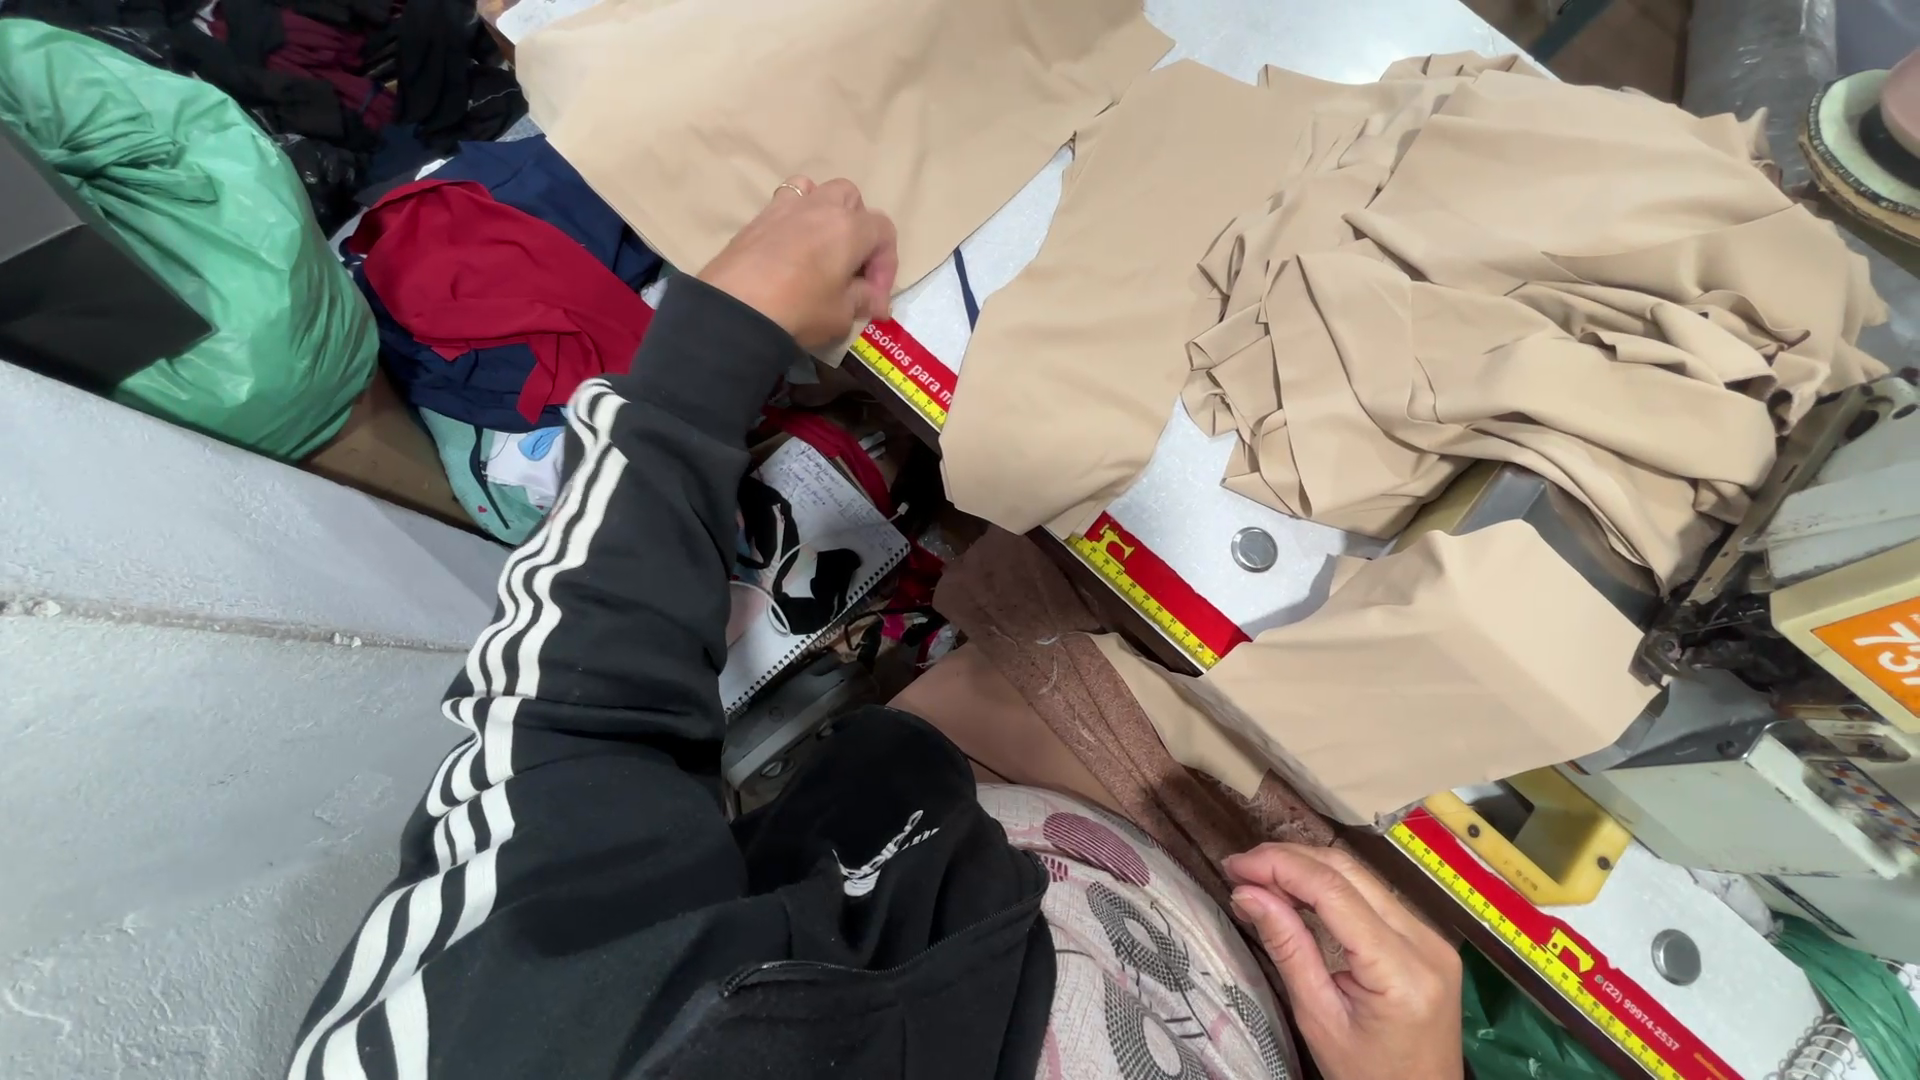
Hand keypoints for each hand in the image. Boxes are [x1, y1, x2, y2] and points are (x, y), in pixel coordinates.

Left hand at [698, 175, 898, 347]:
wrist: (736, 310)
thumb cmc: (800, 310)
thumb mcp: (842, 315)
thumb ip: (863, 300)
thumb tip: (873, 300)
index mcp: (850, 227)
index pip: (884, 232)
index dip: (886, 267)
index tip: (876, 300)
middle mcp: (820, 207)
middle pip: (852, 199)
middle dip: (860, 230)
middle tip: (853, 267)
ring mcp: (785, 207)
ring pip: (816, 190)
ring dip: (826, 214)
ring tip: (822, 248)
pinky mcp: (758, 218)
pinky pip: (785, 205)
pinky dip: (796, 221)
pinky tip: (791, 252)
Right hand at [1224, 844, 1462, 1079]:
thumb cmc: (1368, 1076)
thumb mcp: (1318, 1019)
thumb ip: (1287, 948)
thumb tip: (1245, 892)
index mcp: (1401, 970)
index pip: (1333, 890)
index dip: (1279, 866)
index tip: (1235, 866)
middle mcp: (1425, 942)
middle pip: (1346, 872)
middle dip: (1287, 859)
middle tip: (1240, 869)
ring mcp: (1430, 936)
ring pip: (1357, 874)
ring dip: (1304, 867)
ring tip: (1259, 877)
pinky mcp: (1425, 936)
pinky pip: (1369, 892)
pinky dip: (1325, 884)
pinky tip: (1293, 890)